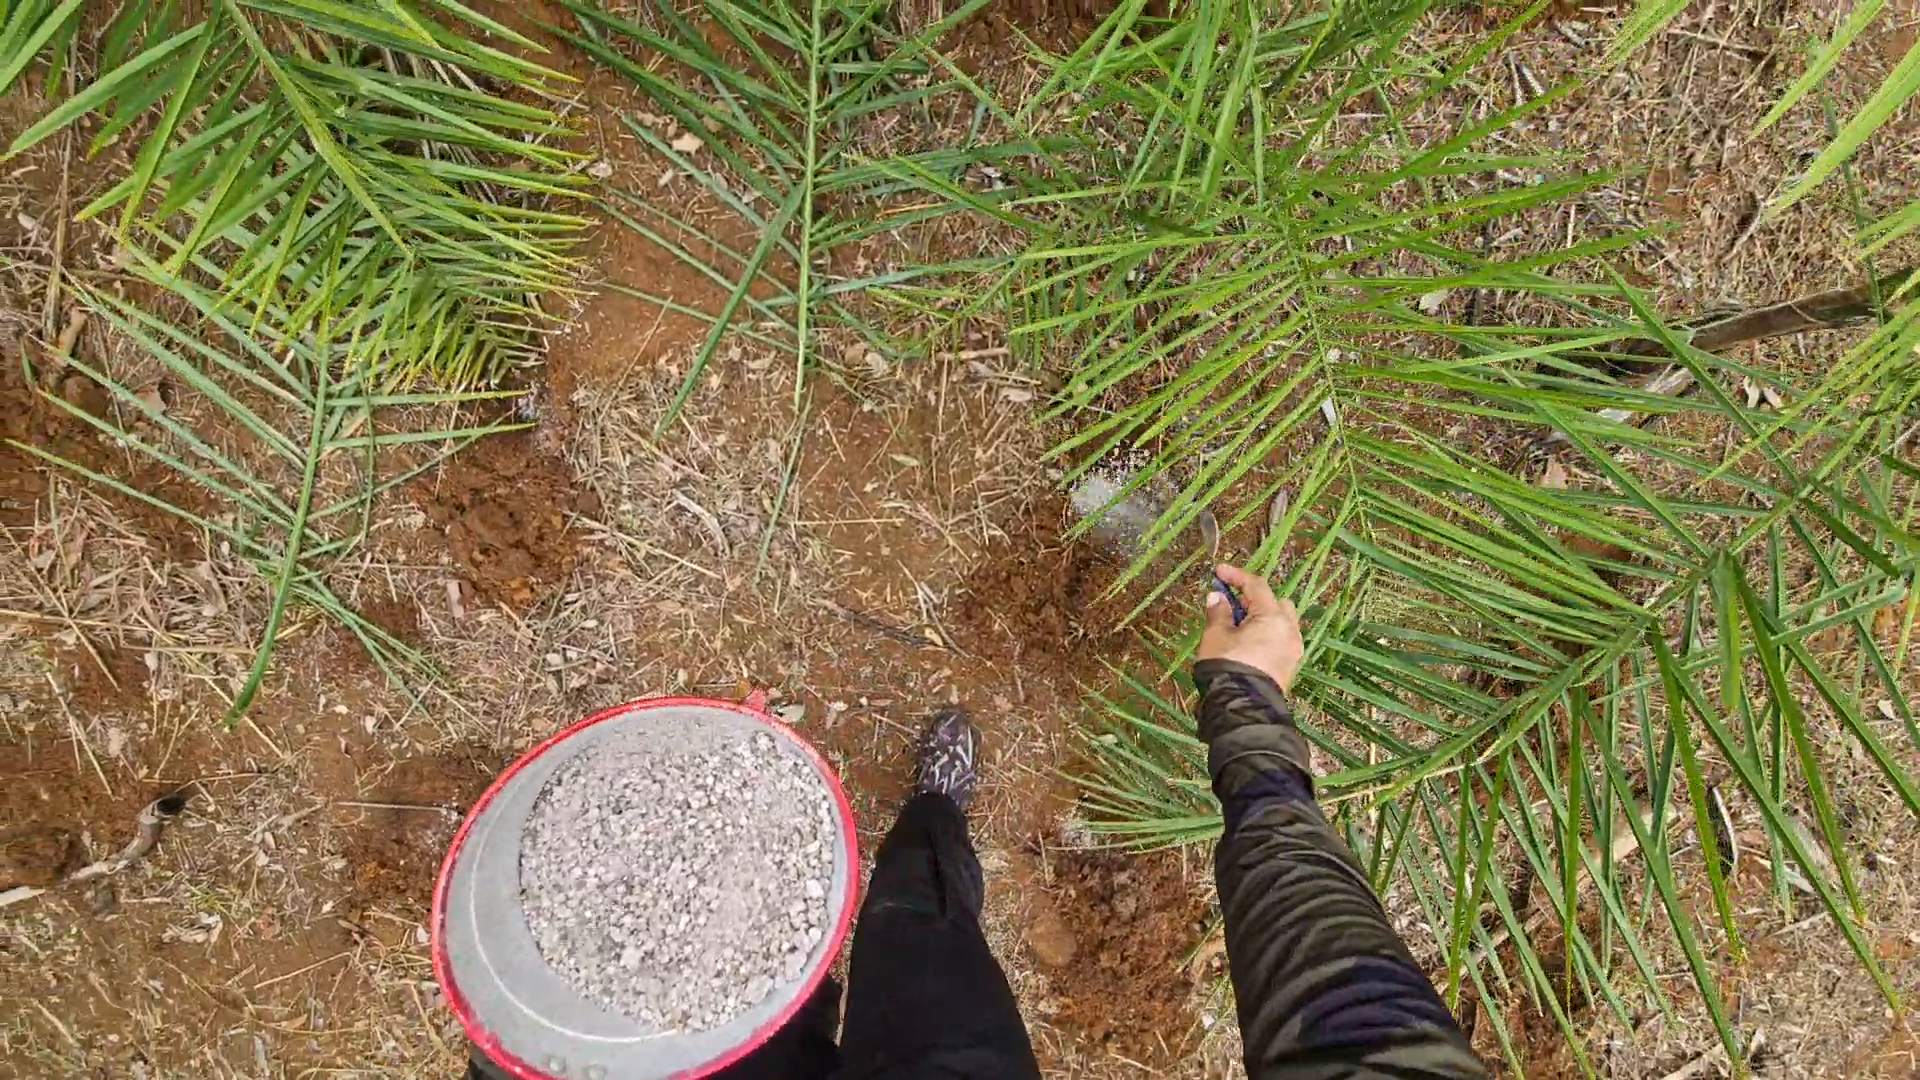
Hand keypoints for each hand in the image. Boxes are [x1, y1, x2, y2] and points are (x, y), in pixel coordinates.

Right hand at [1199, 564, 1303, 691]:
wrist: (1241, 707)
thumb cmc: (1226, 665)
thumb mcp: (1216, 635)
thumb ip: (1218, 612)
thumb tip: (1217, 597)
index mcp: (1272, 617)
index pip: (1256, 586)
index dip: (1235, 576)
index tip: (1218, 572)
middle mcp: (1289, 630)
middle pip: (1275, 602)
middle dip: (1254, 598)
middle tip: (1231, 602)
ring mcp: (1293, 649)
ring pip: (1281, 622)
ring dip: (1262, 617)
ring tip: (1238, 624)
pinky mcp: (1289, 665)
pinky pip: (1280, 639)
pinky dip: (1266, 633)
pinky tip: (1247, 642)